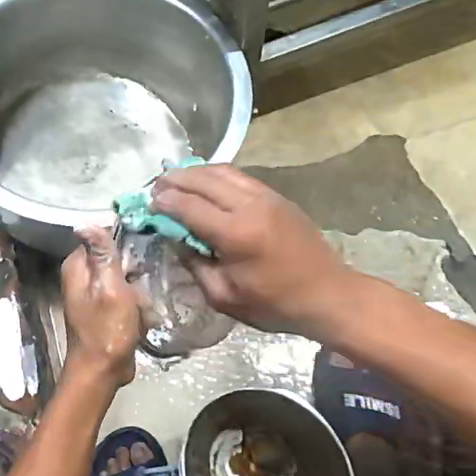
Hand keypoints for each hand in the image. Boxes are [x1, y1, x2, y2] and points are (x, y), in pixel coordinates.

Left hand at [60, 227, 139, 388]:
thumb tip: (85, 221)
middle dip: (134, 269)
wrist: (102, 371)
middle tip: (143, 284)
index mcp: (77, 266)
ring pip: (125, 276)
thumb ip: (102, 255)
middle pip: (116, 256)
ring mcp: (93, 292)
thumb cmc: (107, 329)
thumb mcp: (110, 288)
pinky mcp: (105, 307)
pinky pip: (126, 294)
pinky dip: (136, 303)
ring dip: (138, 289)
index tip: (146, 247)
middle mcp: (81, 275)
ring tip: (142, 304)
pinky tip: (142, 314)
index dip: (126, 240)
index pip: (104, 236)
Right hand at [152, 164, 364, 336]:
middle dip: (176, 180)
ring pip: (223, 171)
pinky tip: (206, 183)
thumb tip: (176, 238)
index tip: (148, 201)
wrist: (327, 294)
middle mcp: (250, 206)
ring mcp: (267, 197)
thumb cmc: (274, 304)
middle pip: (204, 179)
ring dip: (196, 172)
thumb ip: (195, 264)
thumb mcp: (224, 296)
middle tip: (156, 186)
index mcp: (236, 234)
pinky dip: (217, 175)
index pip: (189, 206)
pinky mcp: (277, 196)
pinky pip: (240, 176)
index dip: (165, 202)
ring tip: (176, 179)